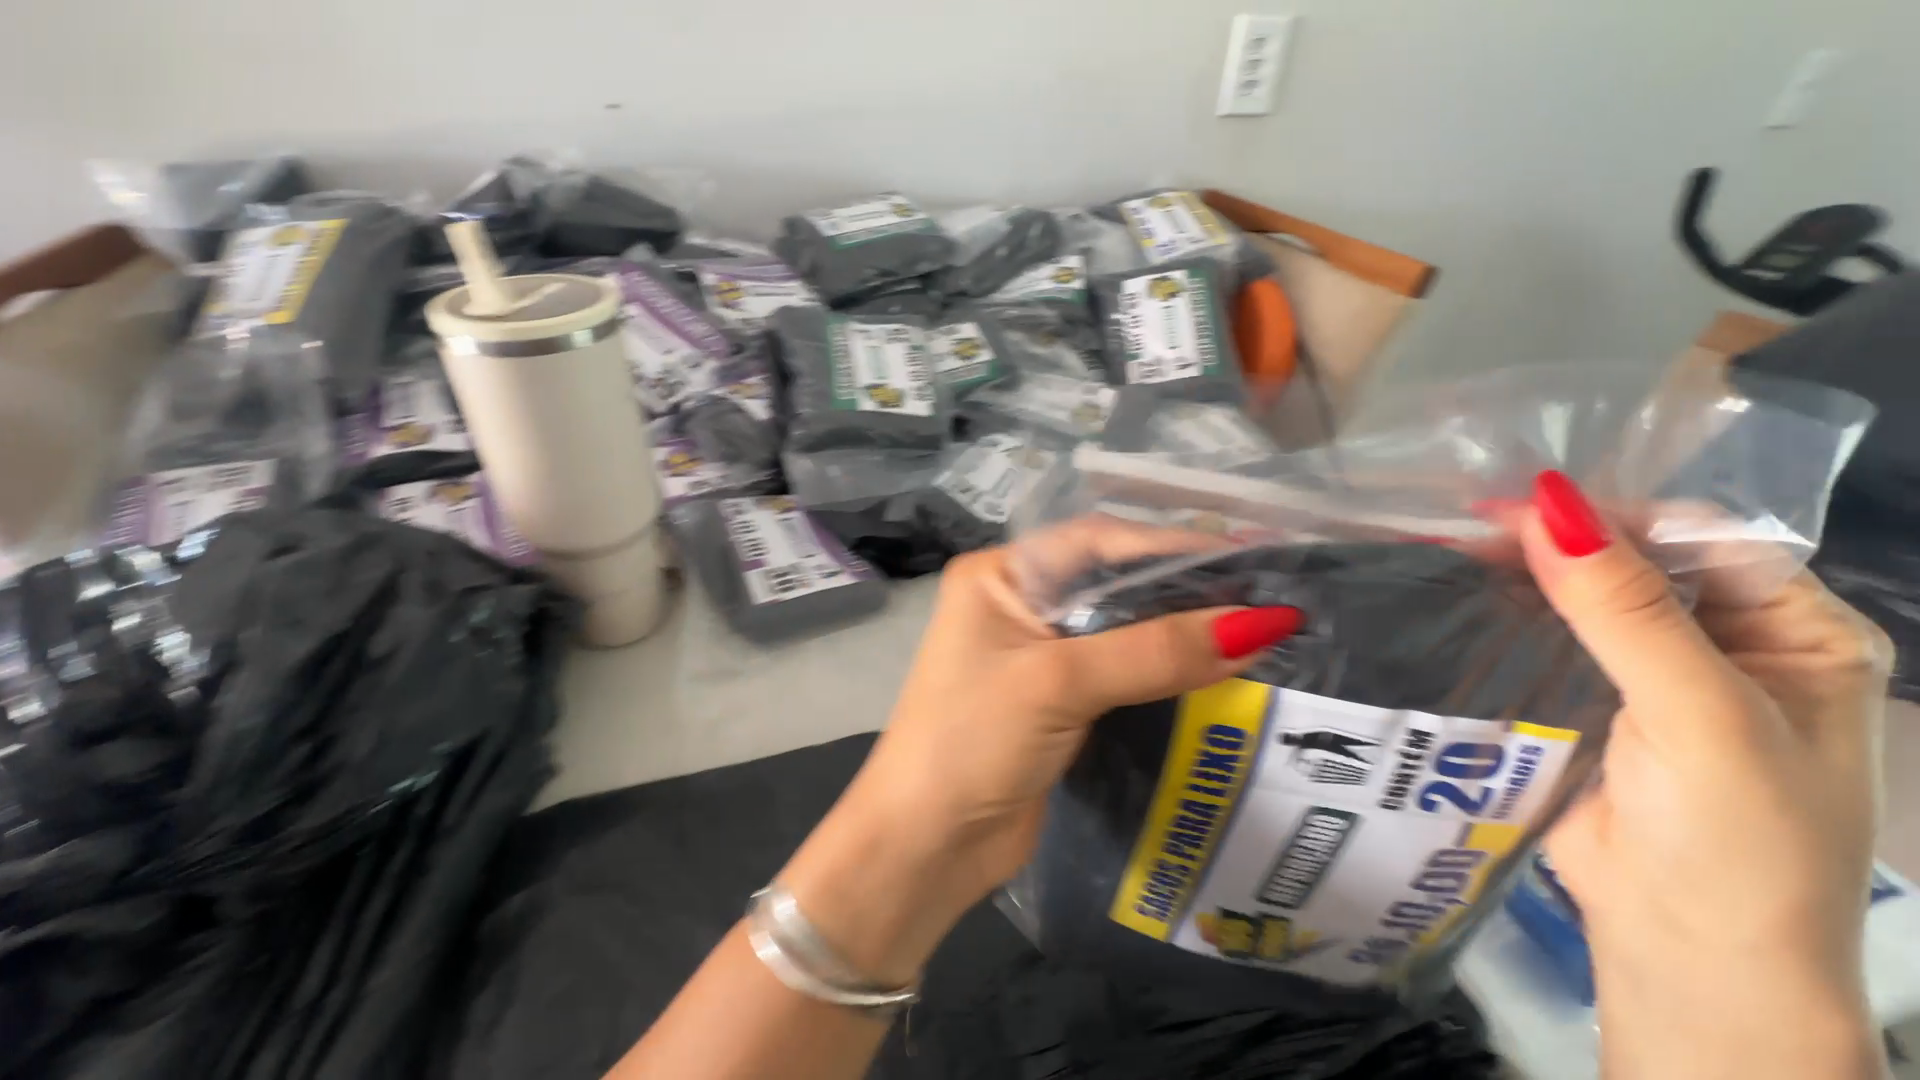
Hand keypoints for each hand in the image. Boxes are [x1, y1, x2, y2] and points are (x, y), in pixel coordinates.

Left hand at [779, 517, 1301, 983]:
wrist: (926, 846)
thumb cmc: (974, 743)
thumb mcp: (1060, 683)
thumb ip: (1155, 651)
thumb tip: (1264, 623)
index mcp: (998, 576)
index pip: (1096, 541)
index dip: (1171, 547)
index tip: (1248, 558)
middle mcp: (1017, 605)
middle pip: (1113, 583)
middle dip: (1183, 590)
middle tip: (1267, 593)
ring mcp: (1037, 657)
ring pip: (1123, 631)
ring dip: (1180, 635)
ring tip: (1260, 630)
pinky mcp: (1058, 705)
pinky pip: (1122, 675)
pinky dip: (1165, 675)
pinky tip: (1219, 674)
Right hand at [1523, 471, 1891, 1079]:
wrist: (1685, 954)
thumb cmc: (1733, 839)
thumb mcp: (1697, 714)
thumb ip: (1625, 609)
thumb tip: (1546, 504)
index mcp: (1798, 634)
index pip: (1703, 540)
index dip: (1613, 514)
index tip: (1515, 503)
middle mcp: (1731, 644)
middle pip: (1638, 564)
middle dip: (1561, 541)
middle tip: (1465, 522)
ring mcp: (1656, 678)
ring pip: (1587, 602)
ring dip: (1528, 576)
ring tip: (1449, 548)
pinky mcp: (1595, 707)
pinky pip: (1553, 645)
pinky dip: (1511, 618)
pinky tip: (1463, 597)